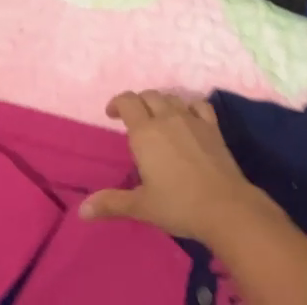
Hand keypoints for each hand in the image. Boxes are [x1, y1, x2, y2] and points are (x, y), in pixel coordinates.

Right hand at [79, 89, 284, 243]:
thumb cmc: (178, 205)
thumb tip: (82, 210)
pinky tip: (187, 116)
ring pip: (172, 97)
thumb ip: (112, 203)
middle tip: (131, 118)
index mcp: (146, 133)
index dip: (118, 103)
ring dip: (160, 102)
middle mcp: (168, 118)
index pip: (128, 102)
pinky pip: (198, 104)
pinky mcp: (212, 126)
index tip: (111, 114)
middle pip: (149, 96)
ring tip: (156, 118)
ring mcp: (192, 119)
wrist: (223, 205)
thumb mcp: (141, 206)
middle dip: (137, 102)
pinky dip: (188, 105)